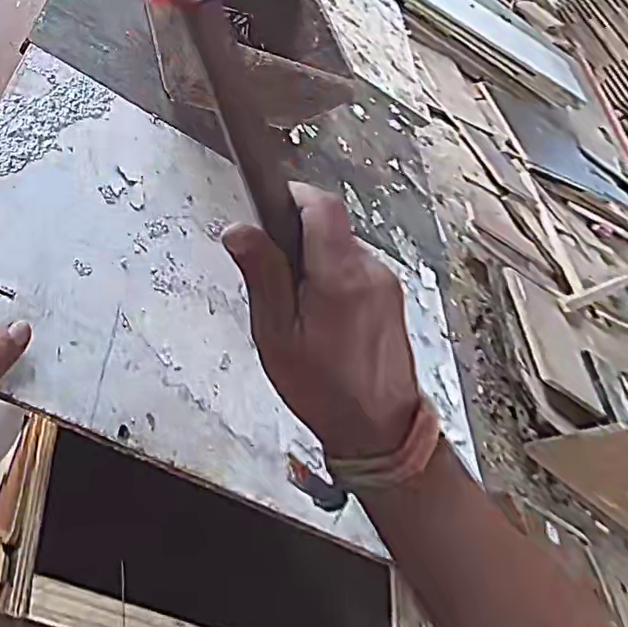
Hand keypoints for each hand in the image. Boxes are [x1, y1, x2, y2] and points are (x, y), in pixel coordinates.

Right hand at [222, 183, 420, 458]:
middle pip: (327, 224)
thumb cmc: (323, 387)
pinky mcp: (389, 296)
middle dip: (292, 236)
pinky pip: (352, 267)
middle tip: (268, 275)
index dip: (291, 195)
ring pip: (338, 246)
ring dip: (309, 259)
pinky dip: (328, 275)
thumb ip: (261, 274)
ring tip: (292, 305)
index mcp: (340, 276)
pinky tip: (315, 314)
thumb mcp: (274, 332)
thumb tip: (238, 230)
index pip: (321, 206)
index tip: (265, 205)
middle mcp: (370, 271)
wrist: (379, 430)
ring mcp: (384, 283)